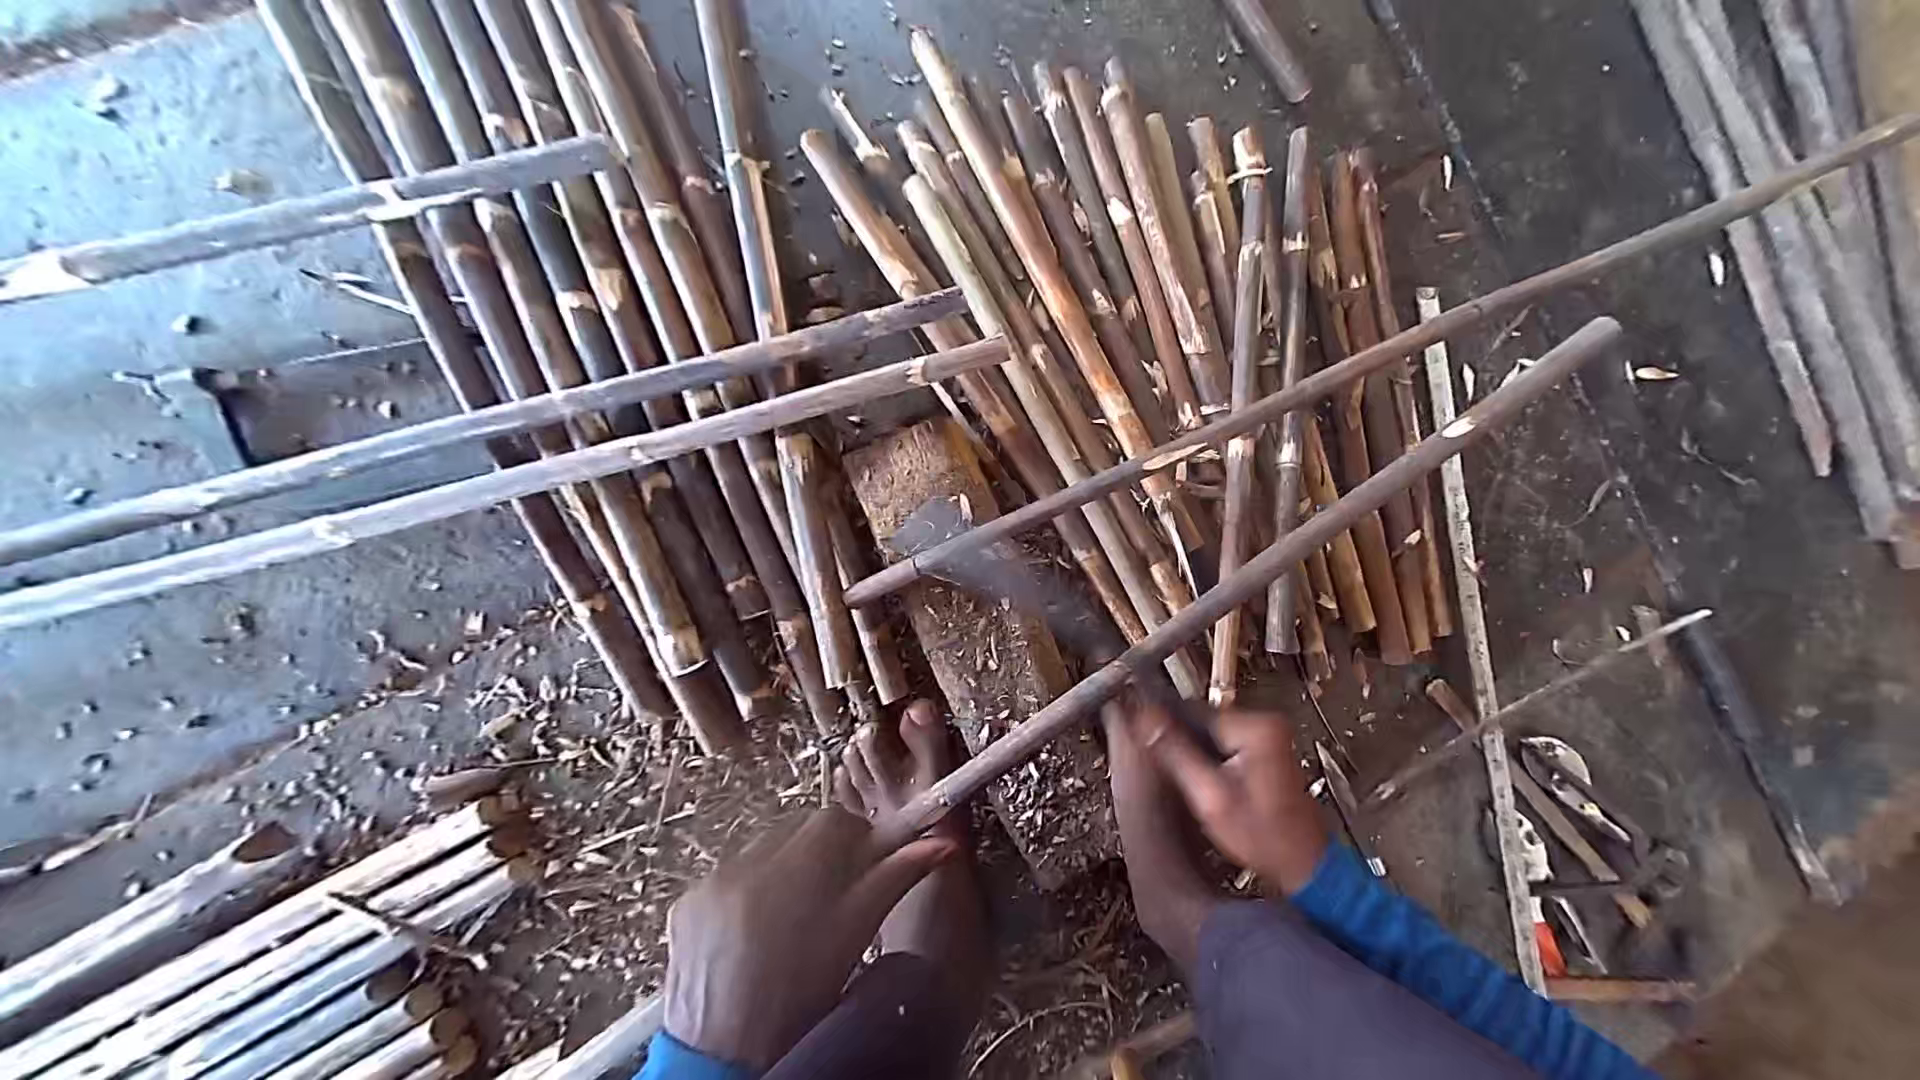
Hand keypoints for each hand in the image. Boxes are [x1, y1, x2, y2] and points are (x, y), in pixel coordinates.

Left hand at [661, 807, 956, 1067]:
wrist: (722, 1063)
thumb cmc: (799, 1004)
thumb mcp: (854, 937)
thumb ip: (894, 879)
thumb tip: (941, 844)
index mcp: (795, 871)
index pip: (835, 819)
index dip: (858, 838)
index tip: (868, 863)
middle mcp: (747, 865)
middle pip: (799, 828)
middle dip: (822, 852)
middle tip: (835, 896)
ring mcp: (712, 881)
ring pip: (765, 849)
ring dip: (785, 868)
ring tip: (793, 919)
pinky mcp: (687, 901)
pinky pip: (730, 875)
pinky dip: (748, 889)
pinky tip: (756, 930)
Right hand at [1138, 706, 1328, 893]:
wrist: (1306, 866)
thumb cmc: (1267, 838)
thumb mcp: (1209, 797)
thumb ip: (1175, 754)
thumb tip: (1145, 722)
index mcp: (1257, 728)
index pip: (1191, 711)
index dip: (1164, 728)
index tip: (1142, 734)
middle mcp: (1266, 723)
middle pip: (1199, 718)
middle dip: (1179, 741)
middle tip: (1166, 766)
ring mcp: (1268, 734)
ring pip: (1207, 730)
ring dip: (1192, 750)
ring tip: (1189, 778)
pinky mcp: (1264, 746)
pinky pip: (1221, 741)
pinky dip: (1207, 757)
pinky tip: (1204, 780)